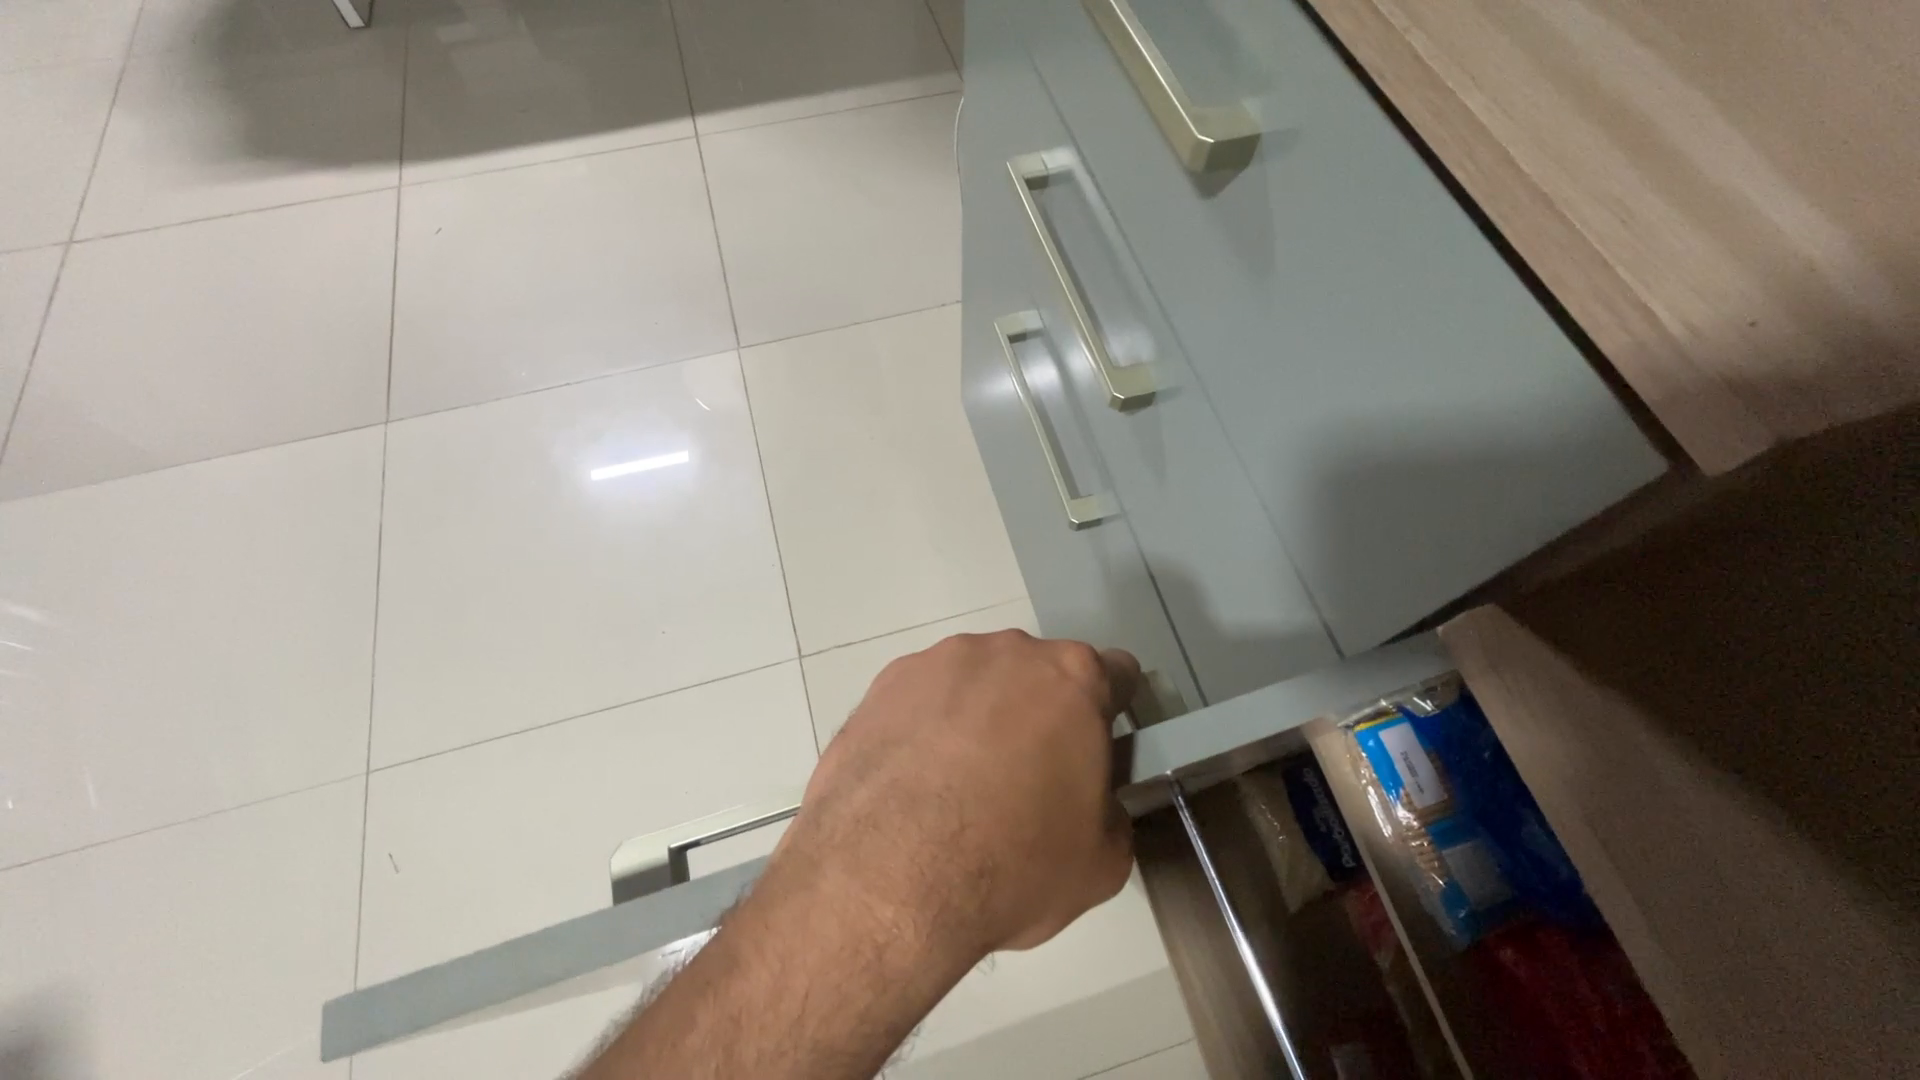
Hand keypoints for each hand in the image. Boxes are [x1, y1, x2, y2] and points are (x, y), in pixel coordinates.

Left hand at [770, 630, 1139, 962]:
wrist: (887, 879)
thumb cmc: (1012, 865)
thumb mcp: (1102, 862)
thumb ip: (1111, 811)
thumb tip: (1093, 801)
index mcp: (1073, 678)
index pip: (1116, 674)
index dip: (1109, 717)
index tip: (1093, 756)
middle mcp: (1007, 651)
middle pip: (1038, 675)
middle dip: (1039, 716)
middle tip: (1023, 782)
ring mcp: (938, 661)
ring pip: (975, 683)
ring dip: (978, 718)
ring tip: (955, 788)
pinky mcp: (883, 684)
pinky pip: (921, 699)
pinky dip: (925, 728)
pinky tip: (911, 782)